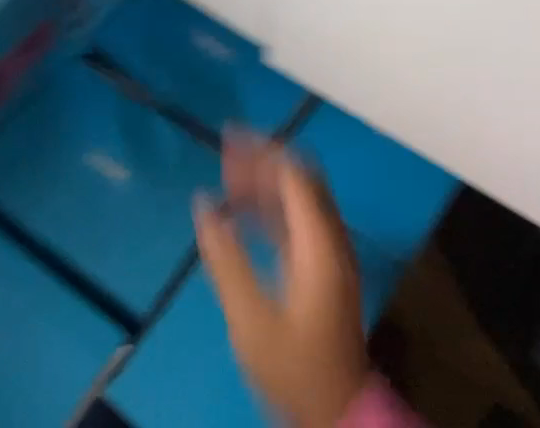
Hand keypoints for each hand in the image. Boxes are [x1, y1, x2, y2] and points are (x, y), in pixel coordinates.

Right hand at [194, 133, 371, 427]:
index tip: (228, 137)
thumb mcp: (250, 317)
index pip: (294, 175)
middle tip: (226, 152)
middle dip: (263, 160)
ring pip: (300, 197)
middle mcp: (331, 236)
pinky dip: (272, 207)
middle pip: (301, 178)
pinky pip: (299, 220)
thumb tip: (204, 204)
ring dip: (266, 182)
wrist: (336, 408)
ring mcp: (331, 251)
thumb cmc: (292, 364)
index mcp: (318, 241)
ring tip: (227, 176)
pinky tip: (241, 211)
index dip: (262, 151)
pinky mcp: (325, 266)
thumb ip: (226, 258)